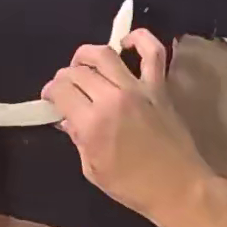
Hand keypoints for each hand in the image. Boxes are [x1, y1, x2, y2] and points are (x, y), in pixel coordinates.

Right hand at [41, 29, 217, 219]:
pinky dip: (139, 40)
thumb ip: (78, 138)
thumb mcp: (91, 168)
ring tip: (82, 63)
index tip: (49, 99)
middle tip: (63, 87)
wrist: (177, 187)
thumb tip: (69, 120)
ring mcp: (138, 89)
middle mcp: (112, 98)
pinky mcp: (159, 87)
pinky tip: (126, 42)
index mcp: (92, 123)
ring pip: (106, 54)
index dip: (50, 91)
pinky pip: (152, 52)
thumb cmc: (130, 186)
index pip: (61, 91)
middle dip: (63, 76)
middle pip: (78, 72)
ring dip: (87, 54)